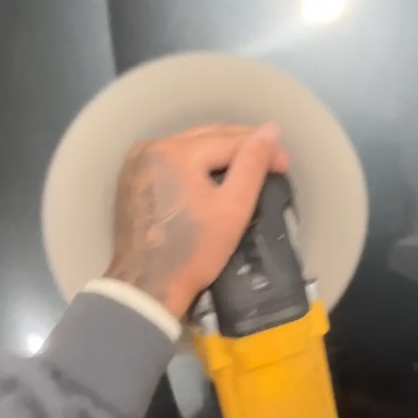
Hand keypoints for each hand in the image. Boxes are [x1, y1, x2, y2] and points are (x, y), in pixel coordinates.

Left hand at [107, 122, 289, 319]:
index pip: (230, 140)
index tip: (285, 165)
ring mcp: (138, 162)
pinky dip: (196, 164)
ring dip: (220, 153)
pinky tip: (214, 177)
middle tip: (272, 163)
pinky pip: (173, 160)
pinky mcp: (132, 178)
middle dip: (243, 146)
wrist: (146, 288)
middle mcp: (151, 147)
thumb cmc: (193, 251)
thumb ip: (252, 164)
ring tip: (248, 168)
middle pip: (209, 136)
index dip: (262, 149)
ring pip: (191, 146)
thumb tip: (271, 129)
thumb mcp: (232, 208)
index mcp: (175, 151)